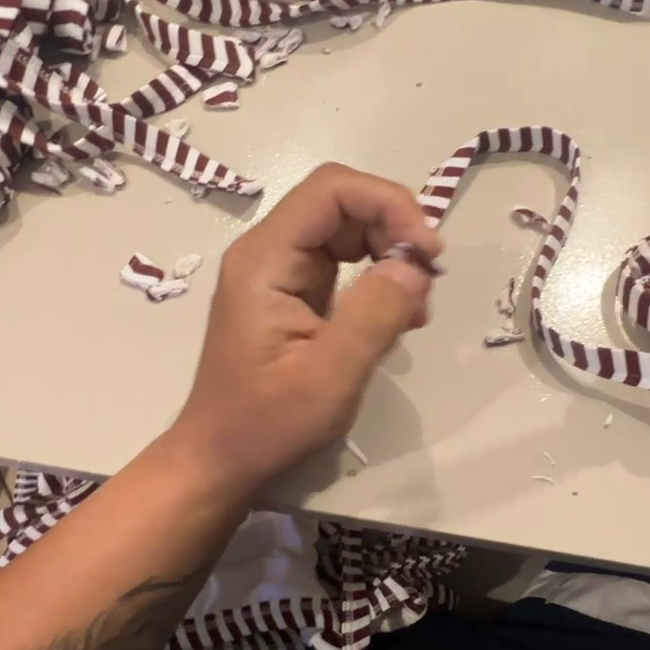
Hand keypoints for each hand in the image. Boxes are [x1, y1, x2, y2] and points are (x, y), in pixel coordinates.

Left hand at [168, 163, 442, 491]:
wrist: (221, 459)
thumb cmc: (265, 425)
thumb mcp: (328, 378)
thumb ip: (373, 316)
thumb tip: (415, 267)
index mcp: (265, 260)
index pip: (332, 190)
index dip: (389, 204)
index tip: (428, 251)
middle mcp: (269, 253)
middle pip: (343, 205)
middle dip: (395, 231)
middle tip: (428, 282)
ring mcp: (280, 273)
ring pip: (348, 232)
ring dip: (391, 257)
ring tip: (415, 309)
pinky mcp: (293, 295)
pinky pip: (344, 265)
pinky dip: (378, 281)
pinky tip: (398, 319)